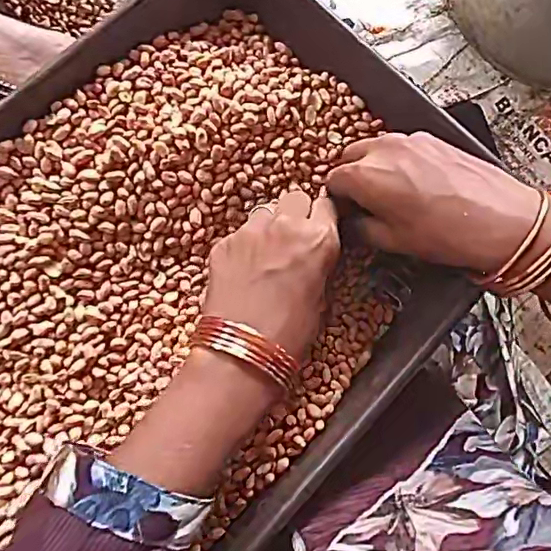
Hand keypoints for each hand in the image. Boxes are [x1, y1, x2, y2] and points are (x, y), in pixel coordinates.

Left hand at [200, 188, 339, 361]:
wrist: (242, 352)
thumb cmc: (289, 335)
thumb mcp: (321, 297)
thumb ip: (318, 264)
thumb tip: (312, 257)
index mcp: (319, 239)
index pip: (326, 205)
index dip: (322, 217)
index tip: (319, 226)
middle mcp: (286, 226)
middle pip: (295, 198)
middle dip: (296, 214)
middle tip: (293, 240)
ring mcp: (251, 231)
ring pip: (265, 211)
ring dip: (269, 226)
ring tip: (267, 254)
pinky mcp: (224, 243)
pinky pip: (240, 233)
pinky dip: (244, 245)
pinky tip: (245, 270)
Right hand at [324, 132, 541, 273]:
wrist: (506, 221)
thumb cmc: (454, 233)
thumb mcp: (396, 242)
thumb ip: (363, 229)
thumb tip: (355, 224)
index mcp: (366, 175)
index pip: (331, 179)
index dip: (336, 199)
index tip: (345, 212)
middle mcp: (385, 149)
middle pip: (350, 156)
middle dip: (351, 177)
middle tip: (363, 203)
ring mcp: (411, 140)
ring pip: (376, 148)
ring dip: (374, 167)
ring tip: (391, 195)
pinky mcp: (434, 139)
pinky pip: (402, 147)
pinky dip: (398, 161)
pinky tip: (415, 186)